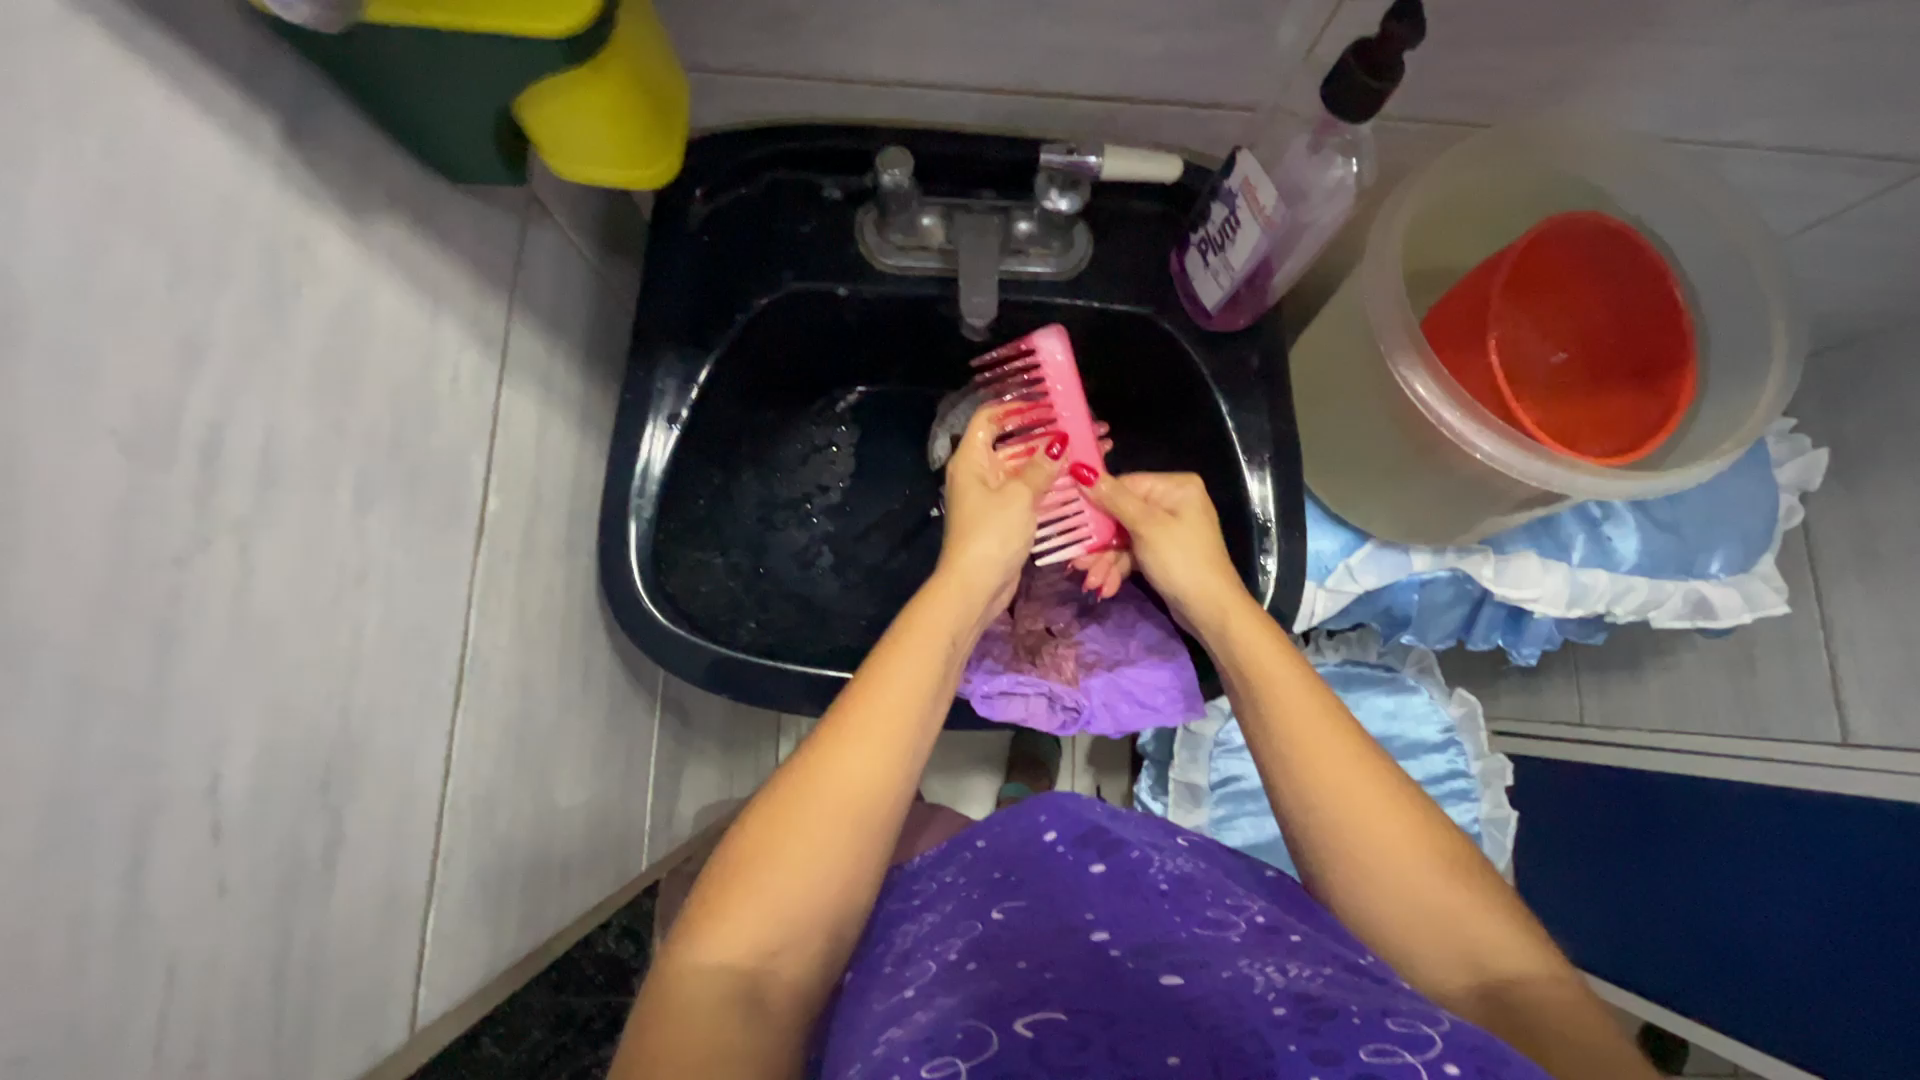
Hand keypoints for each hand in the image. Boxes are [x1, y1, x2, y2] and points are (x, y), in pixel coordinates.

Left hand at [935, 403, 1068, 612]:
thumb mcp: (1018, 496)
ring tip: (1094, 450)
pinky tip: (1081, 480)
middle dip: (1050, 435)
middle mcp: (980, 473)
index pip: (990, 418)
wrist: (976, 587)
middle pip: (1015, 443)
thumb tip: (1061, 441)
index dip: (1018, 408)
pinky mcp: (1007, 518)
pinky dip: (1053, 485)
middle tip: (1087, 428)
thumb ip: (1041, 466)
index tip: (1051, 404)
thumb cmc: (991, 535)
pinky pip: (1031, 492)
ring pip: (1028, 469)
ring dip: (1057, 461)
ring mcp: (994, 496)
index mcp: (972, 459)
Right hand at [1074, 471, 1248, 631]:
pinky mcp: (1161, 553)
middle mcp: (1172, 503)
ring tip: (1092, 582)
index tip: (1071, 521)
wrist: (1210, 610)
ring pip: (1123, 538)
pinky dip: (1119, 569)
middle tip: (1078, 563)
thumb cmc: (1181, 561)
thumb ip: (1112, 498)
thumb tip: (1080, 469)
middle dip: (1099, 542)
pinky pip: (1132, 553)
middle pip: (1120, 513)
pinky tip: (1107, 588)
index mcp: (1175, 487)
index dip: (1096, 504)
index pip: (1124, 485)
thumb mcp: (1145, 527)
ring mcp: (1166, 529)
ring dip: (1105, 561)